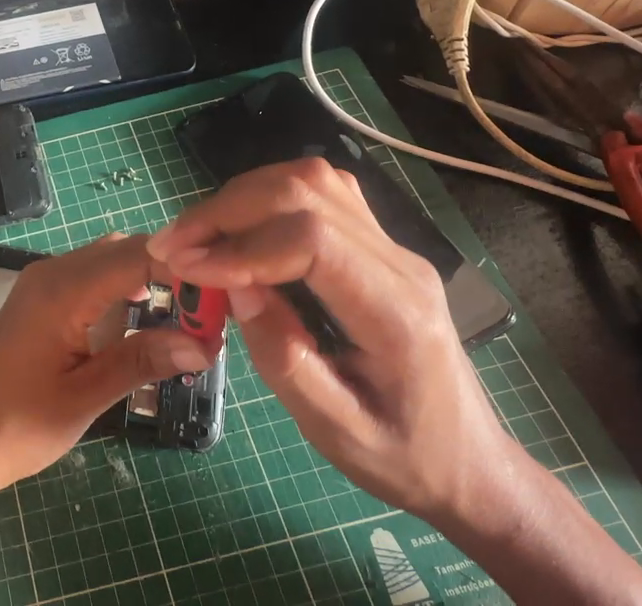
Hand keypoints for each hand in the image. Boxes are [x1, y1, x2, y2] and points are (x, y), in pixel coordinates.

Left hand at [0, 232, 212, 500]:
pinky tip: (146, 317)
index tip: (224, 296)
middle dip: (171, 272)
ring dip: (148, 278)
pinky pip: (91, 276)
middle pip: (124, 250)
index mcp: (61, 290)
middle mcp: (51, 273)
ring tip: (188, 315)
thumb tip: (204, 344)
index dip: (182, 270)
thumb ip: (141, 362)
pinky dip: (123, 287)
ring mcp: (42, 283)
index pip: (136, 256)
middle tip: (212, 309)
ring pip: (108, 259)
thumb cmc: (18, 427)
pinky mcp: (40, 300)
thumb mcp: (85, 398)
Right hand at [147, 159, 522, 522]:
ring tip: (196, 238)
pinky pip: (319, 193)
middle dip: (226, 210)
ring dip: (241, 198)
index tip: (186, 269)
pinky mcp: (377, 244)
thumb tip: (234, 285)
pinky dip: (264, 198)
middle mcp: (399, 262)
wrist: (470, 461)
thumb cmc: (404, 457)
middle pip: (306, 192)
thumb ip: (284, 359)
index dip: (240, 246)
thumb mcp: (336, 432)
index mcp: (396, 313)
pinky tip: (237, 231)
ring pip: (310, 180)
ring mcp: (392, 245)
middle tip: (171, 247)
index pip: (313, 240)